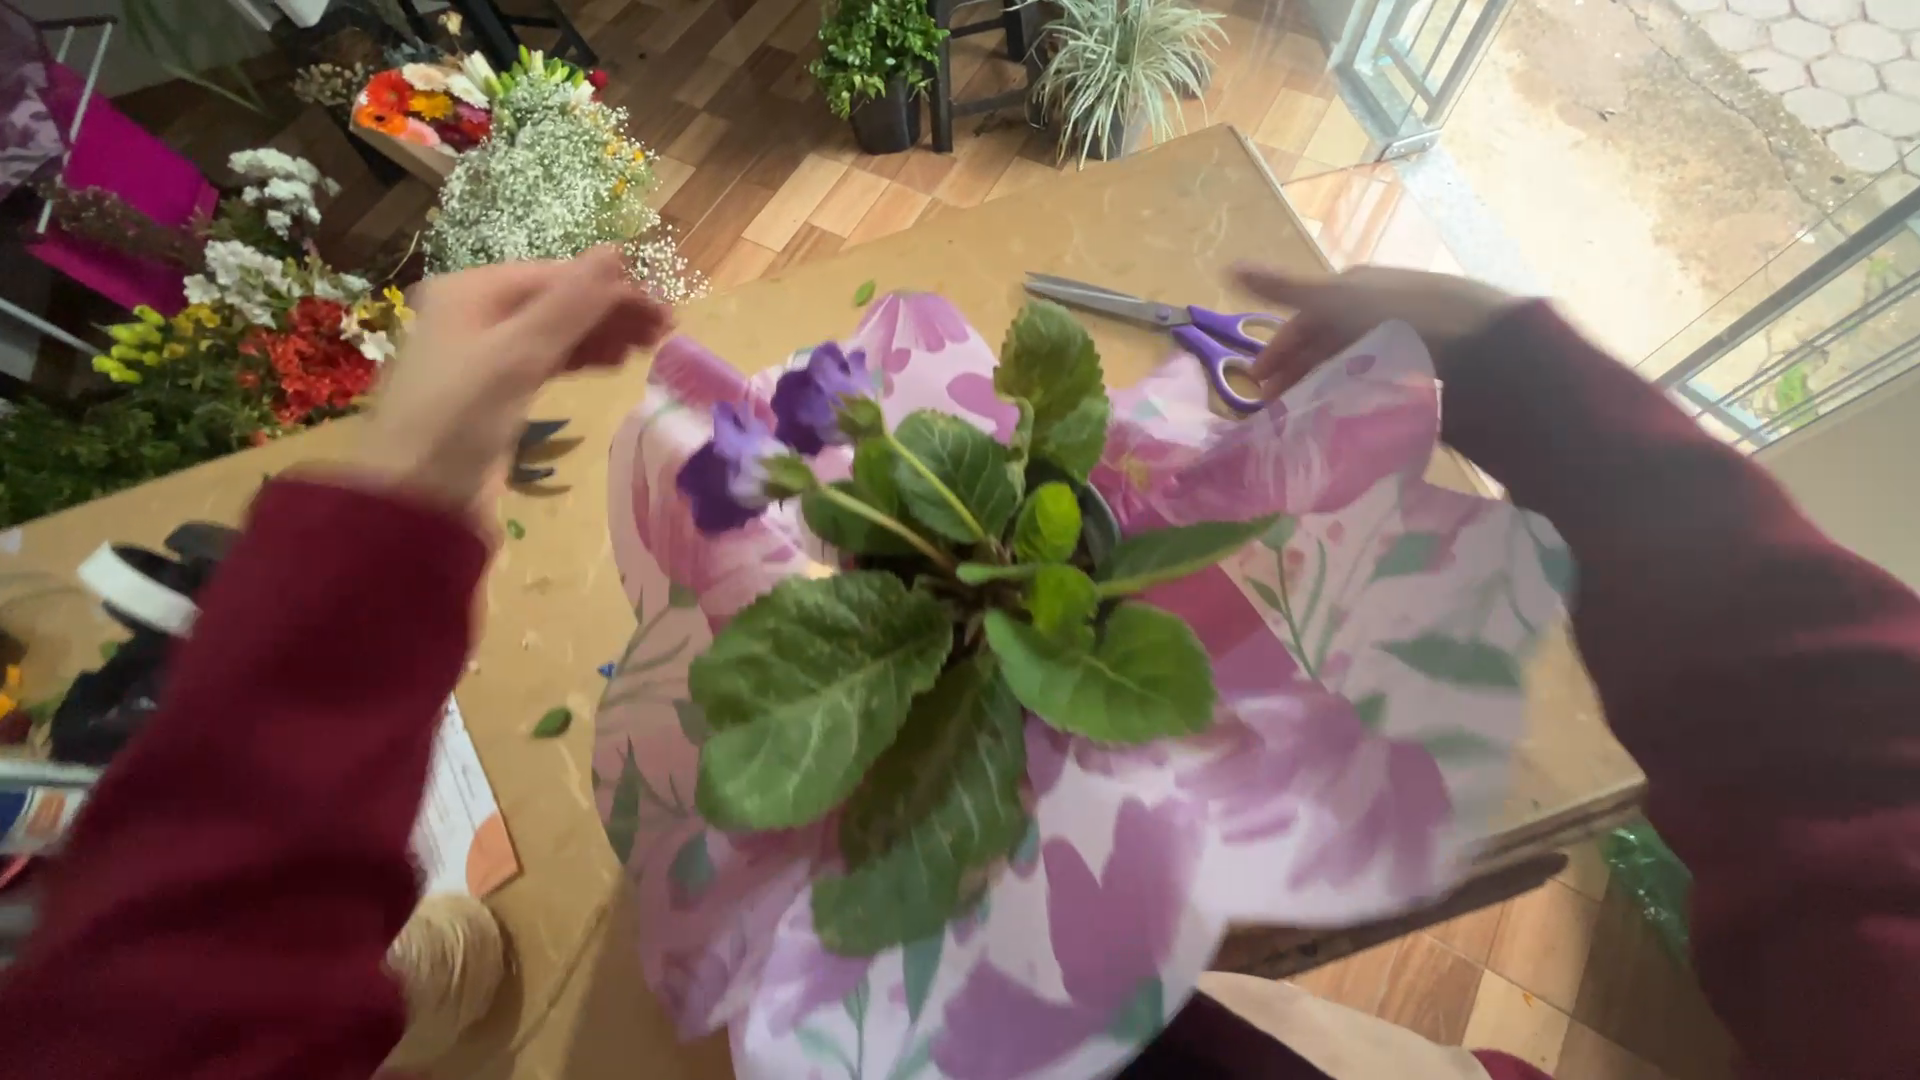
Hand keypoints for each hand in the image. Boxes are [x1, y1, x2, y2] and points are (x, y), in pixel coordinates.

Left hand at [353, 247, 673, 518]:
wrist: (418, 492)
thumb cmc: (462, 416)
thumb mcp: (521, 355)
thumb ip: (570, 305)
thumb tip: (616, 252)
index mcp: (474, 291)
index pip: (559, 277)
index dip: (615, 290)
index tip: (665, 312)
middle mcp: (479, 311)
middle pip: (560, 301)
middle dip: (613, 313)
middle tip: (665, 333)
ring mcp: (488, 349)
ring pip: (558, 330)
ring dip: (603, 335)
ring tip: (646, 350)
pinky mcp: (499, 384)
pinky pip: (549, 357)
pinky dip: (582, 358)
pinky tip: (611, 364)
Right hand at [1233, 264, 1519, 396]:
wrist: (1472, 339)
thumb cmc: (1392, 316)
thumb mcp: (1329, 301)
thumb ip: (1280, 289)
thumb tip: (1228, 267)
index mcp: (1350, 287)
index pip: (1300, 320)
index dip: (1275, 350)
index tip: (1256, 382)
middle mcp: (1373, 304)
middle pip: (1321, 341)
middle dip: (1294, 370)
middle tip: (1274, 405)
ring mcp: (1399, 330)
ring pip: (1346, 359)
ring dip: (1320, 382)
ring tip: (1304, 411)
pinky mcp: (1421, 357)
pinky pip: (1374, 373)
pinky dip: (1353, 388)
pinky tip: (1345, 407)